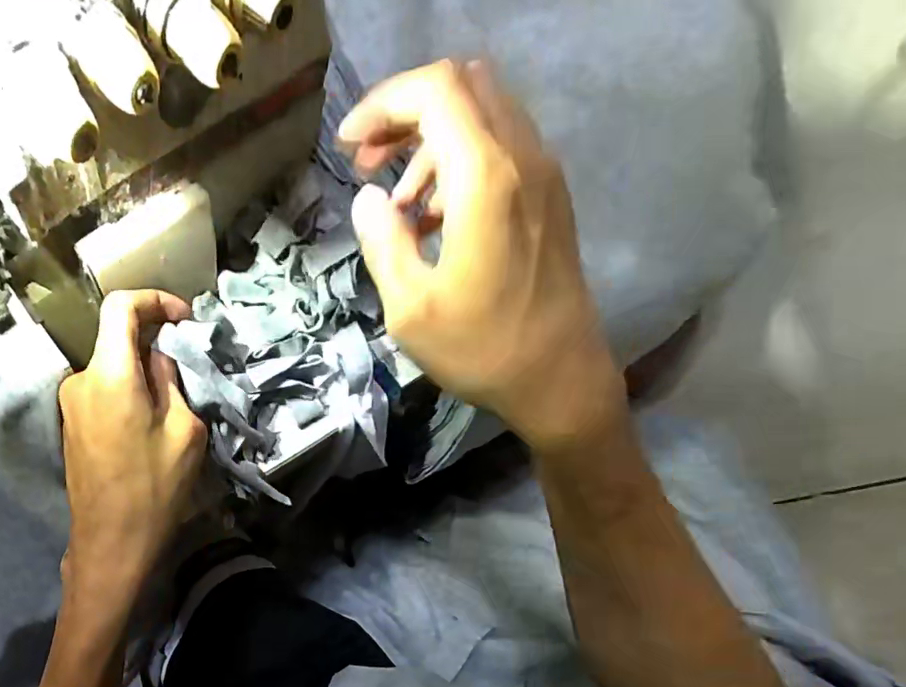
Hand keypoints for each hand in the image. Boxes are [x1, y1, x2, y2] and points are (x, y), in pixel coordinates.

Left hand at [58, 290, 207, 593]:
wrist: (110, 543)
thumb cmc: (153, 490)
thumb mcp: (183, 431)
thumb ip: (172, 381)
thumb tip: (161, 355)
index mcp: (108, 374)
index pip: (120, 306)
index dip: (154, 300)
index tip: (183, 319)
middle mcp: (80, 380)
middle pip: (116, 340)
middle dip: (154, 346)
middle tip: (189, 373)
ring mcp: (70, 405)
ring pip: (112, 369)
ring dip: (143, 376)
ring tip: (173, 409)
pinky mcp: (71, 426)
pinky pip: (103, 393)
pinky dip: (128, 394)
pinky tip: (149, 425)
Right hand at [341, 59, 625, 450]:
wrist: (558, 377)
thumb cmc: (480, 348)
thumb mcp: (410, 308)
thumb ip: (383, 242)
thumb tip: (367, 200)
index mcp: (486, 179)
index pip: (435, 90)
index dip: (382, 103)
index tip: (346, 146)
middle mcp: (522, 158)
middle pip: (462, 89)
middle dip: (405, 114)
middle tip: (367, 163)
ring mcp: (543, 175)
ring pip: (483, 116)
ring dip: (430, 143)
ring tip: (398, 206)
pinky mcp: (550, 198)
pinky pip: (501, 149)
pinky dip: (459, 164)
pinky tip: (435, 220)